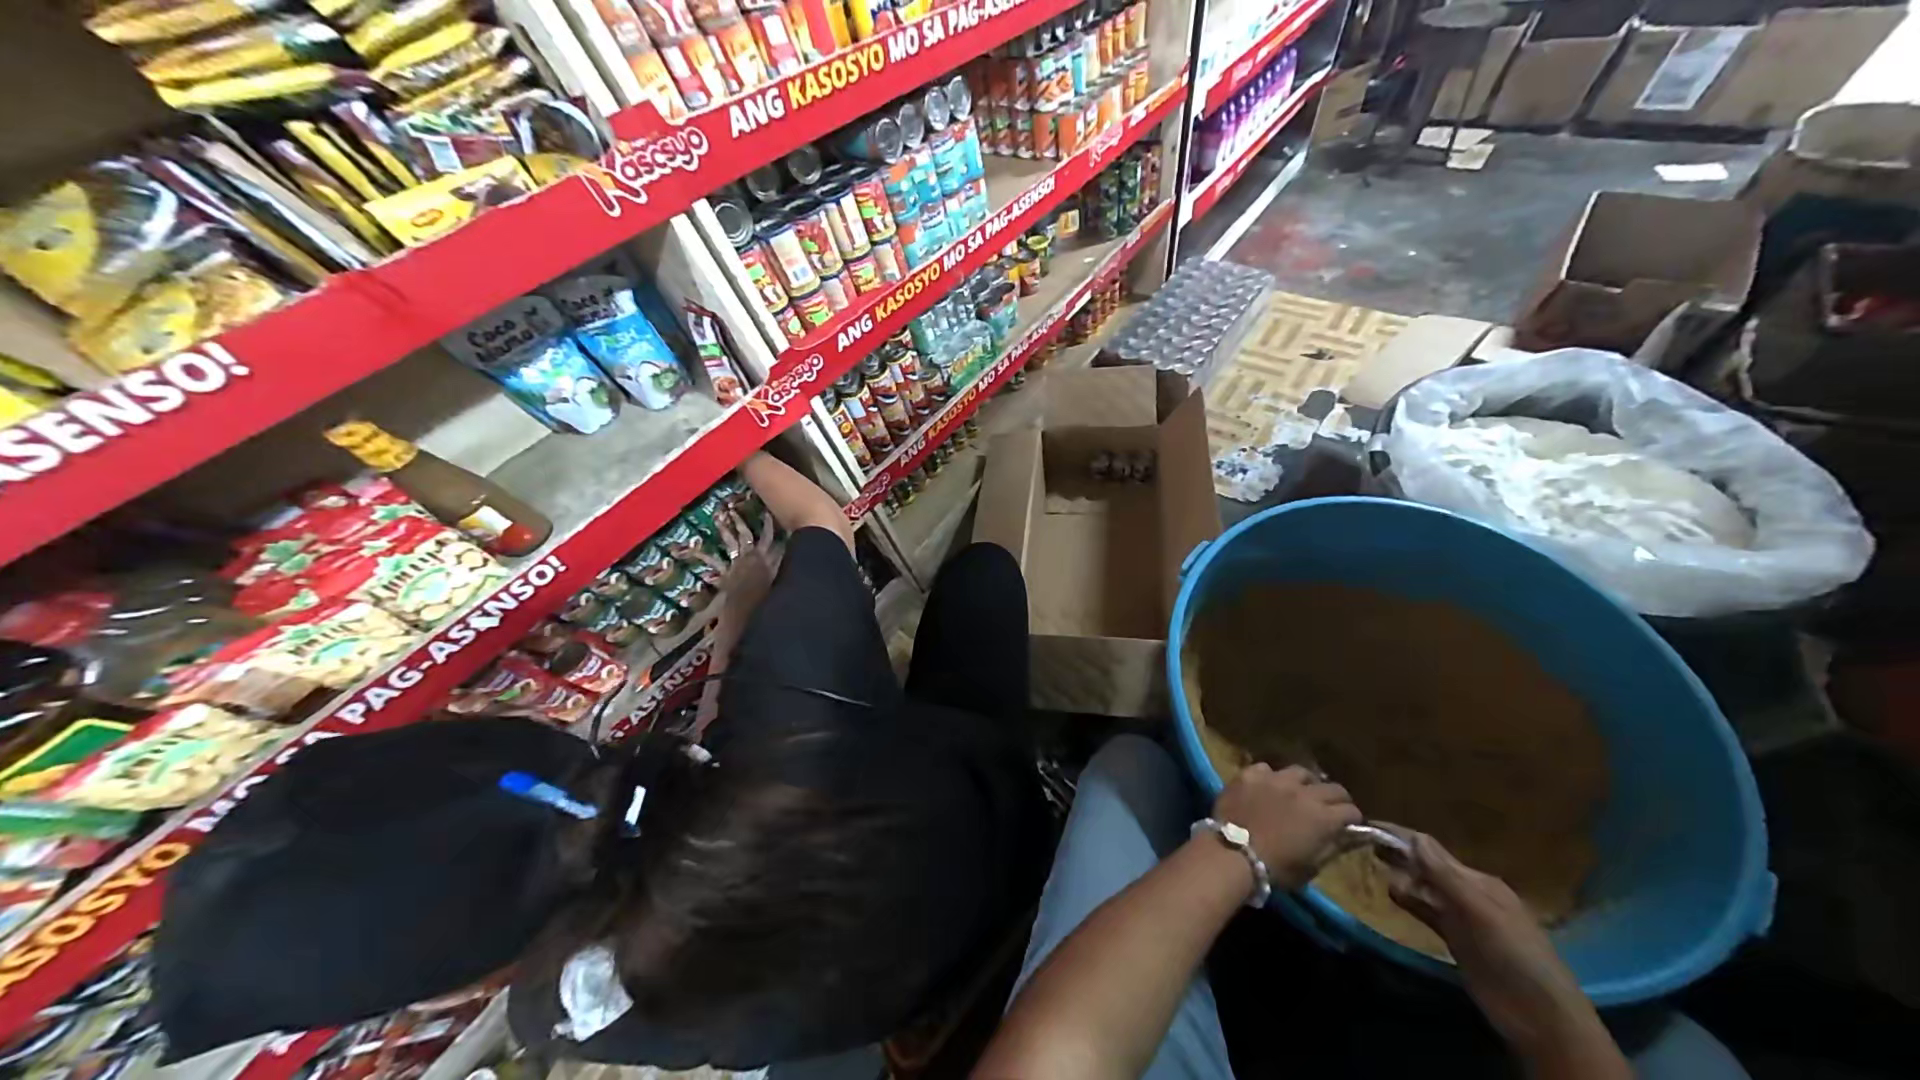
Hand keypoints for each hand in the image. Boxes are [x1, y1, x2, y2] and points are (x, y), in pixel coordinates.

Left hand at [700, 510, 778, 614]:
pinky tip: (694, 549)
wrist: (747, 608)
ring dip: (724, 530)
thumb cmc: (767, 596)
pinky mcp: (725, 573)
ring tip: (718, 518)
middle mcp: (750, 556)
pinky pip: (713, 562)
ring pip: (731, 543)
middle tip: (733, 510)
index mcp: (765, 557)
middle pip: (746, 535)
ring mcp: (736, 563)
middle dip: (740, 522)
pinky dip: (704, 556)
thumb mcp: (779, 578)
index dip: (768, 523)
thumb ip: (782, 563)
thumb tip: (789, 549)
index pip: (768, 536)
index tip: (766, 511)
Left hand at [1211, 764, 1361, 888]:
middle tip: (1328, 807)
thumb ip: (1332, 847)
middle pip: (1332, 787)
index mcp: (1323, 817)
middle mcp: (1304, 792)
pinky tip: (1265, 786)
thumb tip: (1348, 837)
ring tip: (1298, 791)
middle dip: (1336, 798)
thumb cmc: (1276, 868)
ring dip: (1304, 782)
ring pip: (1299, 771)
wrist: (1233, 852)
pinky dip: (1269, 777)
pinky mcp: (1250, 774)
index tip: (1347, 824)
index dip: (1351, 818)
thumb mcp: (1312, 866)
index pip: (1351, 810)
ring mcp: (1276, 779)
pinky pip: (1265, 768)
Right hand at [1379, 829, 1619, 1070]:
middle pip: (1427, 866)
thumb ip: (1446, 877)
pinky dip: (1409, 899)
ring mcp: (1461, 917)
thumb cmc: (1516, 956)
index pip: (1433, 851)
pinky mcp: (1455, 939)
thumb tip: (1414, 836)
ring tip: (1371, 863)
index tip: (1368, 823)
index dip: (1401, 836)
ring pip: (1424, 888)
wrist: (1542, 1017)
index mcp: (1479, 882)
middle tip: (1363, 839)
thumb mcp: (1482, 912)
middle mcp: (1468, 893)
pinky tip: (1391, 893)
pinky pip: (1425, 911)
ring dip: (1401, 875)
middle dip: (1399, 852)